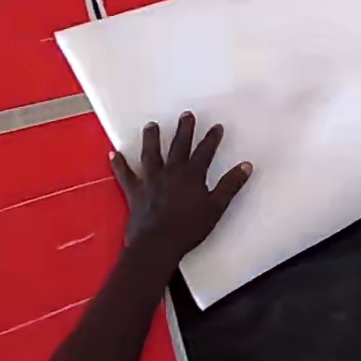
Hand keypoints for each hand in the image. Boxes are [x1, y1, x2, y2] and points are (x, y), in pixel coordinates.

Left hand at [110, 112, 252, 267]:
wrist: (157, 245)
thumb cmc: (189, 228)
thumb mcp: (216, 207)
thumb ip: (230, 185)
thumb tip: (246, 166)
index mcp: (191, 175)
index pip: (205, 151)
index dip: (212, 138)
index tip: (216, 127)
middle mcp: (170, 172)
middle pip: (179, 146)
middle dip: (184, 130)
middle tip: (186, 115)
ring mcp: (150, 180)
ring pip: (151, 154)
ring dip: (151, 138)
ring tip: (151, 125)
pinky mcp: (135, 192)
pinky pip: (125, 175)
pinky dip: (119, 164)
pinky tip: (114, 154)